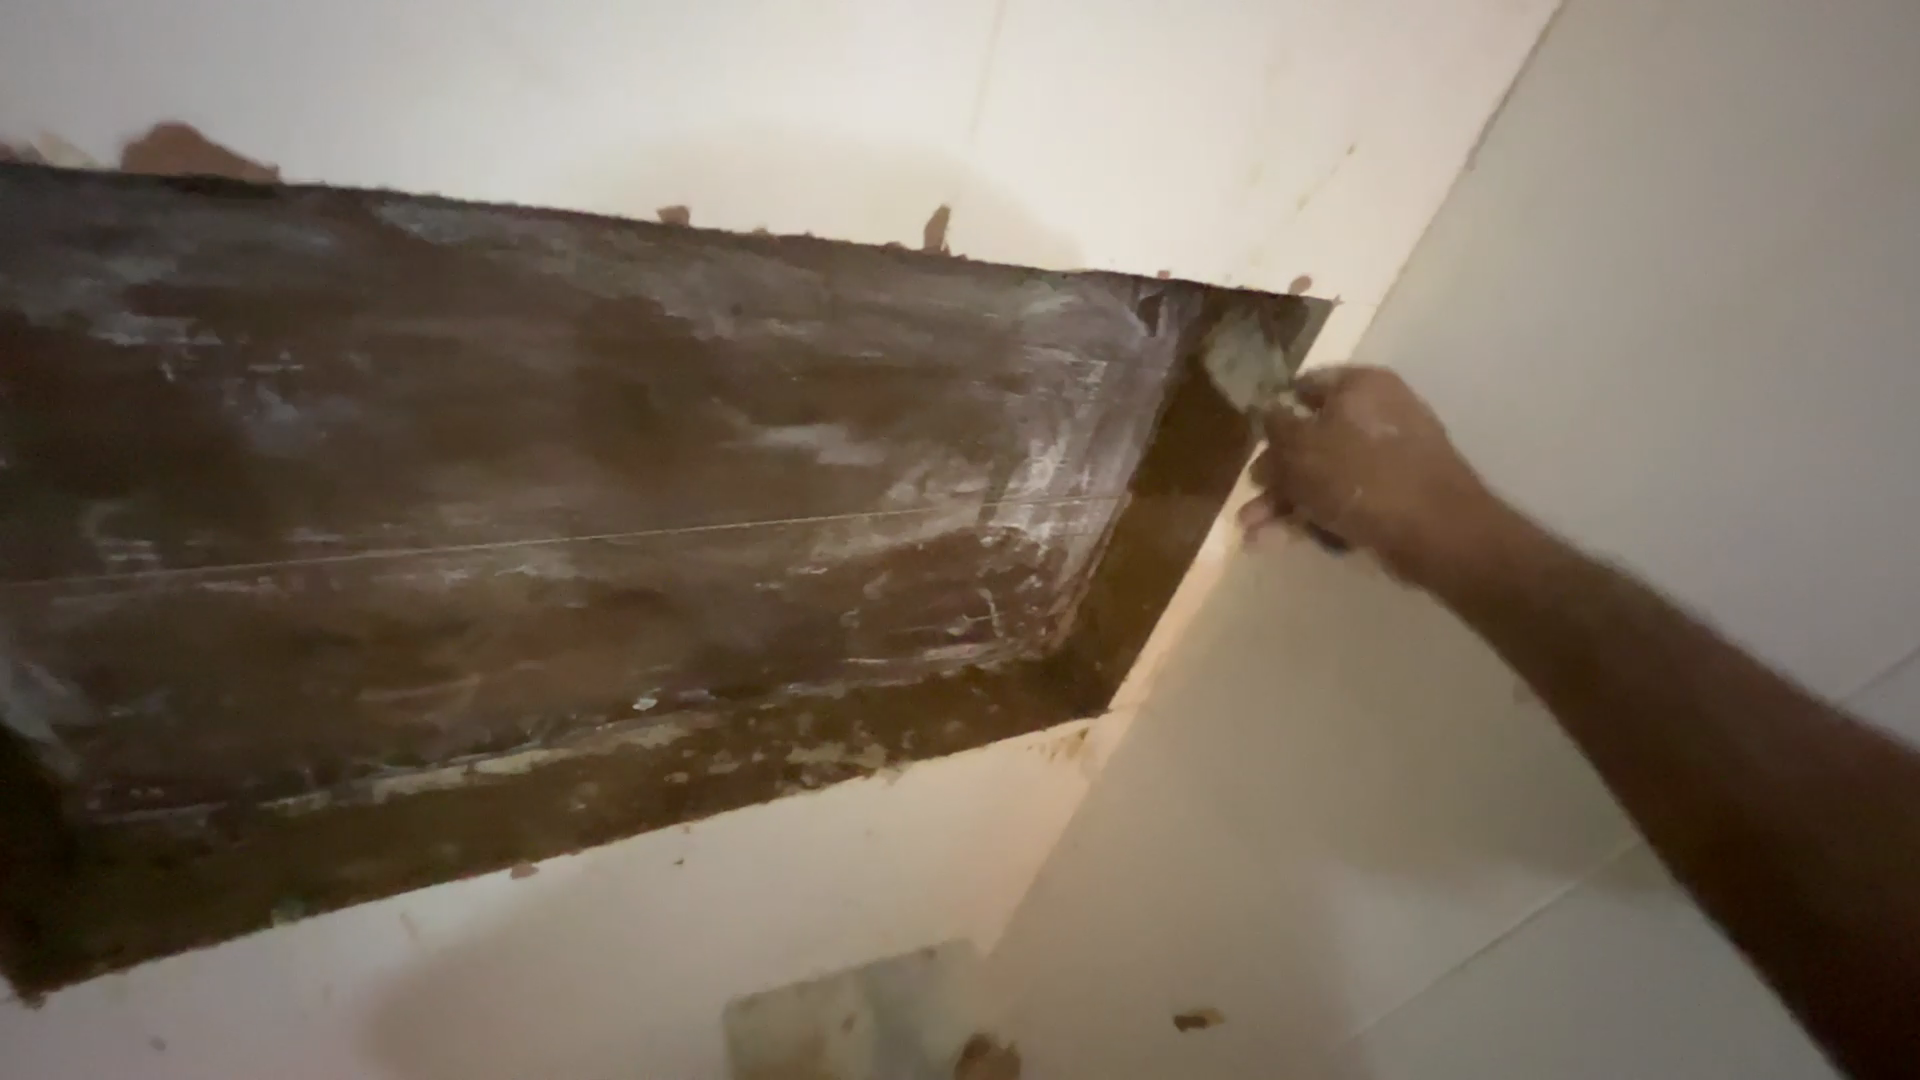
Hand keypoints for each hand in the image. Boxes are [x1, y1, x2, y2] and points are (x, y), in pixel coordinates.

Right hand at [1236, 366, 1493, 581]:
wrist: (1433, 531)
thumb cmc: (1359, 475)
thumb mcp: (1300, 445)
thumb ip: (1275, 425)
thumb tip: (1266, 412)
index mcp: (1360, 388)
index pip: (1305, 386)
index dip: (1273, 409)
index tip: (1251, 435)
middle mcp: (1376, 416)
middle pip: (1308, 439)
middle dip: (1272, 472)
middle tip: (1250, 492)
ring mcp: (1386, 459)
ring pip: (1318, 477)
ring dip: (1280, 503)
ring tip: (1250, 530)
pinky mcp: (1390, 498)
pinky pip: (1338, 502)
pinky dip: (1307, 519)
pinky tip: (1272, 542)